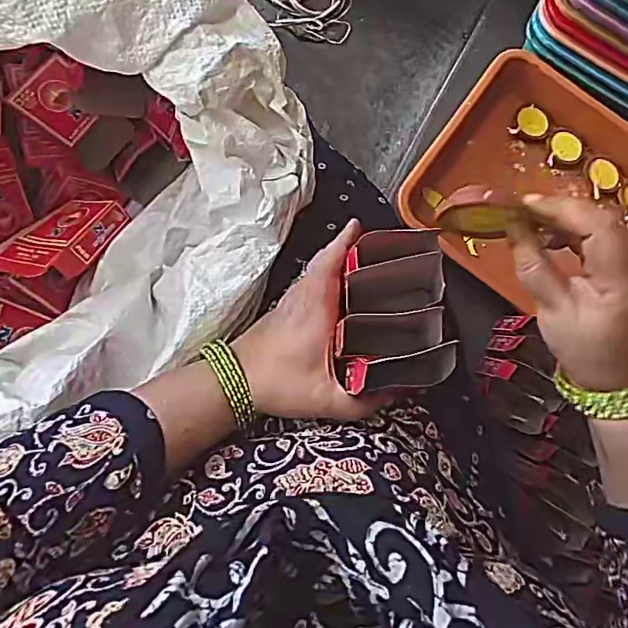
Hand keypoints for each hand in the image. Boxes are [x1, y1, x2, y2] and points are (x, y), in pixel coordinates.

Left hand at [233, 219, 391, 420]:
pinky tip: (336, 288)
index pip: (329, 263)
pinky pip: (309, 282)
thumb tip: (394, 393)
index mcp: (315, 308)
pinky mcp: (285, 310)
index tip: (358, 227)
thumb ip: (363, 401)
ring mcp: (291, 301)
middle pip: (325, 260)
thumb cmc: (272, 382)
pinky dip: (324, 275)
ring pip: (316, 270)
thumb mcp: (326, 399)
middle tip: (369, 239)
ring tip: (359, 257)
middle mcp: (302, 297)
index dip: (344, 243)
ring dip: (335, 259)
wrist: (233, 382)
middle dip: (348, 246)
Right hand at [507, 194, 627, 390]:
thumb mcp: (551, 310)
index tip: (525, 205)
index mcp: (623, 281)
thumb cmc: (584, 348)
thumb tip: (513, 225)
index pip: (597, 226)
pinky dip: (574, 227)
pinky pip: (602, 230)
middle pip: (599, 217)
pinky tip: (551, 235)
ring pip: (600, 219)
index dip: (560, 209)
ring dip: (564, 216)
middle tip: (521, 211)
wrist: (616, 373)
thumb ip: (532, 264)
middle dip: (558, 208)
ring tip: (531, 223)